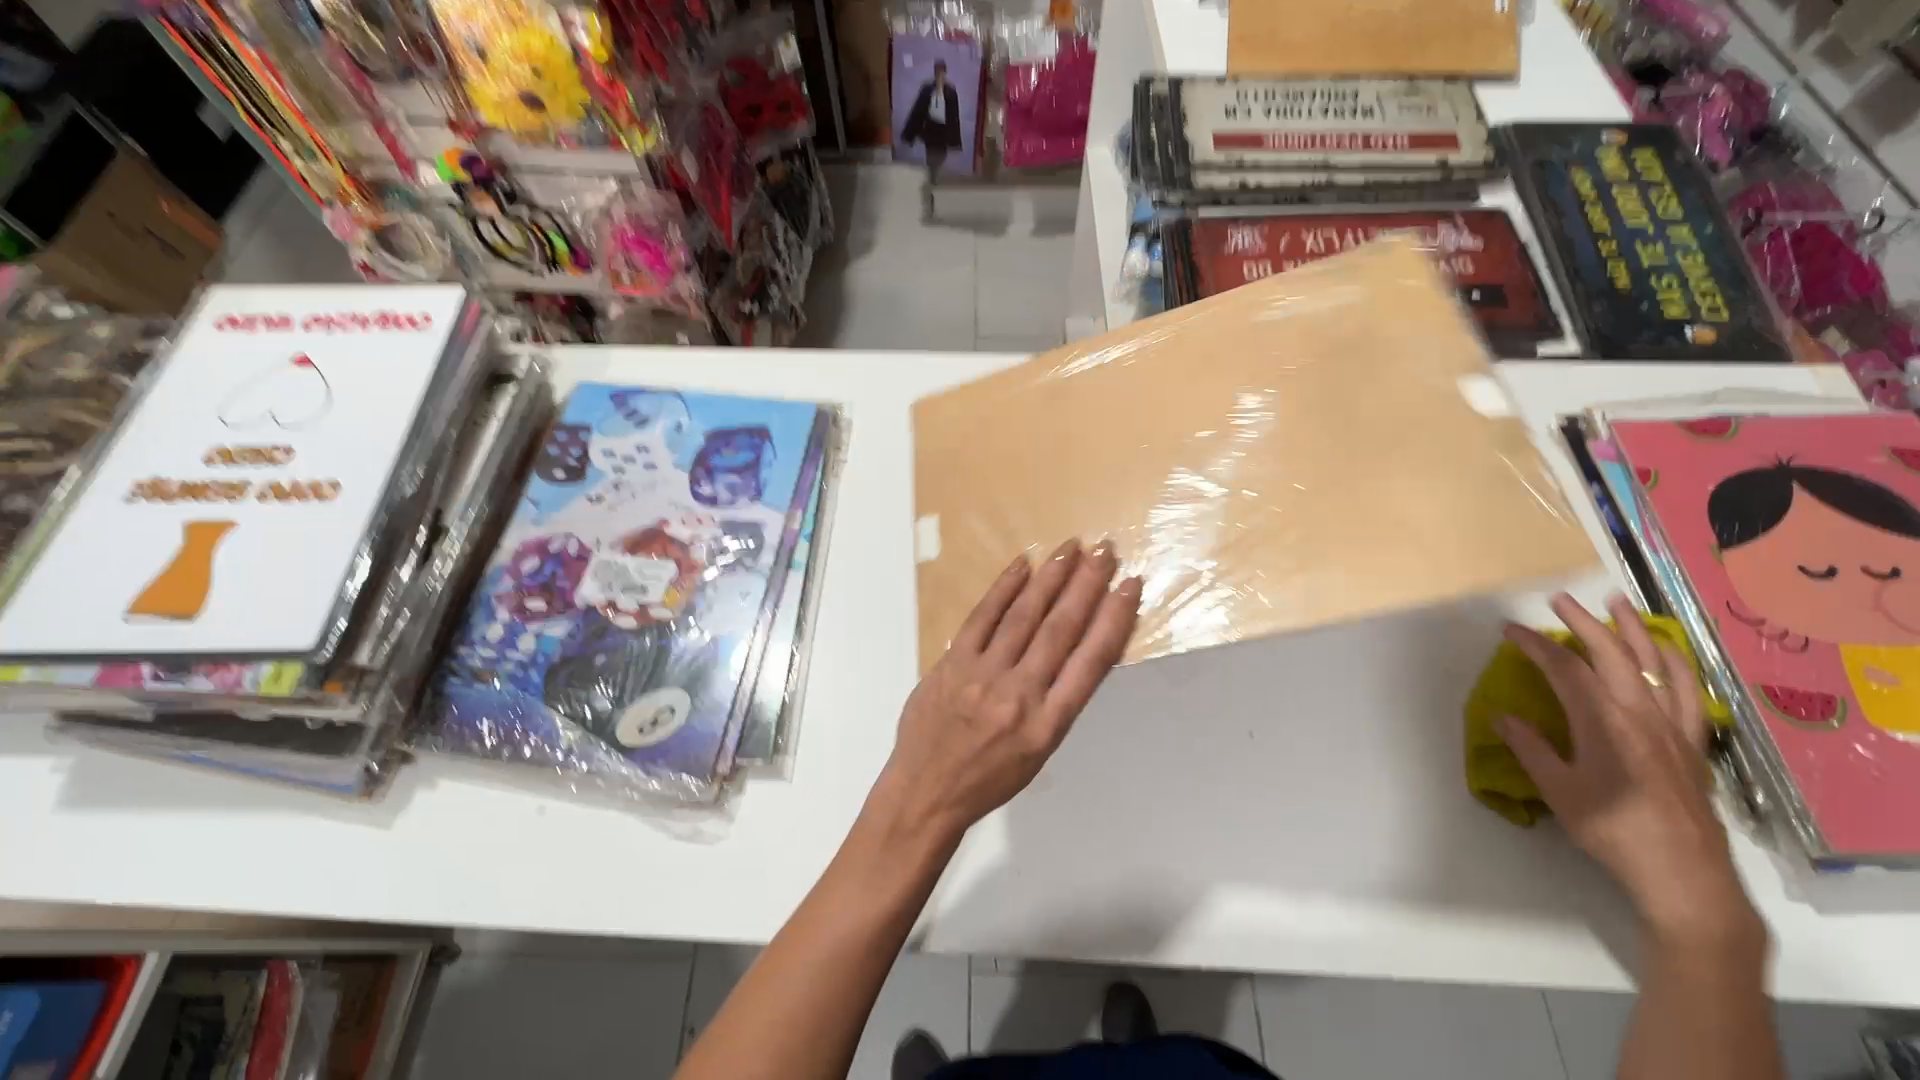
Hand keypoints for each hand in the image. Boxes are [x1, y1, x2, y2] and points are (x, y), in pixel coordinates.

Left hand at [874, 539, 1141, 847]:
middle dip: (1086, 585)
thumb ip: (1057, 700)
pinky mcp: (952, 664)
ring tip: (1071, 549)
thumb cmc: (989, 778)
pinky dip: (1004, 589)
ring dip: (1050, 578)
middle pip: (1060, 629)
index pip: (1091, 661)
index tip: (1129, 585)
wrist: (926, 792)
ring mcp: (982, 676)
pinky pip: (981, 618)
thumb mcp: (1039, 751)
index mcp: (1049, 724)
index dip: (1114, 618)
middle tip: (1105, 550)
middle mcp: (1020, 695)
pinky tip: (1022, 566)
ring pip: (1023, 616)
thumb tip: (1074, 647)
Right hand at [1501, 593, 1759, 943]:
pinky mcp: (1691, 741)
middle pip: (1612, 653)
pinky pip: (1687, 690)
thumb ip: (1530, 749)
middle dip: (1582, 622)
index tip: (1510, 631)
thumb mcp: (1557, 791)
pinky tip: (1666, 652)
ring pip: (1656, 663)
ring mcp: (1672, 724)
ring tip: (1618, 604)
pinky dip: (1675, 662)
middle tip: (1558, 601)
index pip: (1564, 668)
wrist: (1682, 871)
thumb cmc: (1611, 830)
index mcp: (1601, 721)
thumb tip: (1502, 717)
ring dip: (1635, 629)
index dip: (1535, 644)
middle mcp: (1640, 712)